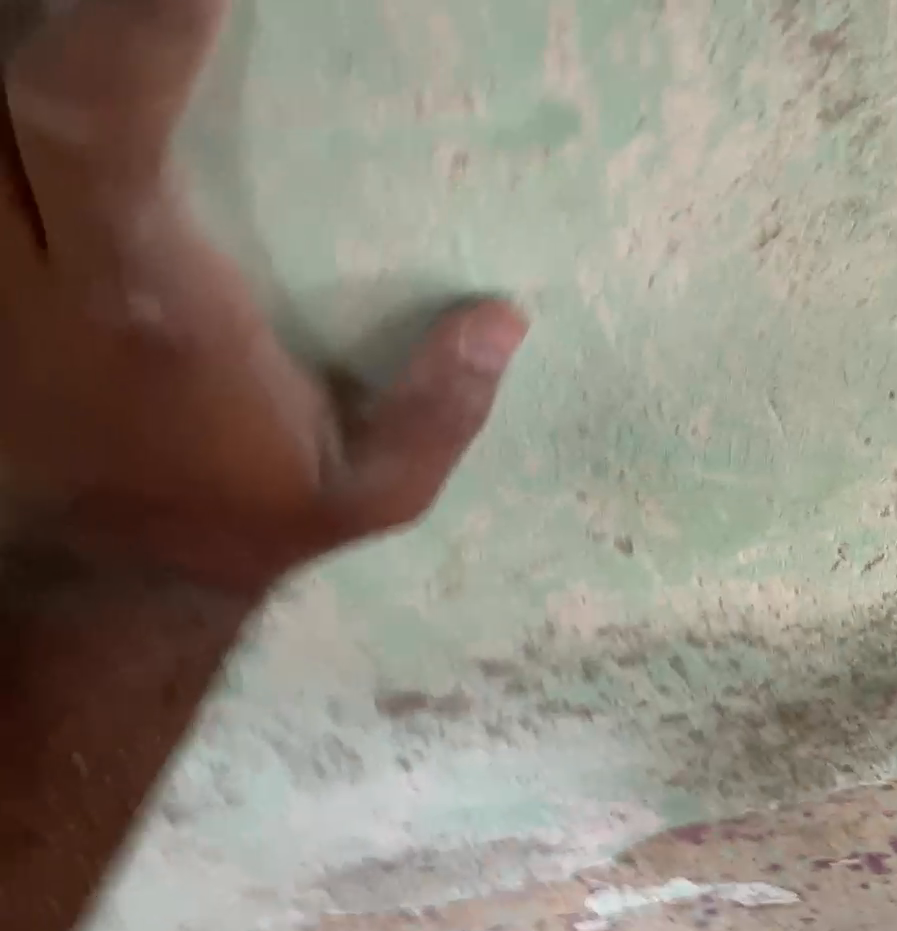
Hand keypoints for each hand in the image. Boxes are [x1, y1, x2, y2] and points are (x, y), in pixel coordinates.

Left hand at [0, 0, 526, 593]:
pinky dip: (34, 78)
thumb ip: (443, 411)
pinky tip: (82, 57)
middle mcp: (39, 261)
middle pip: (10, 74)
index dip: (130, 29)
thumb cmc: (257, 518)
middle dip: (90, 10)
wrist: (116, 564)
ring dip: (56, 36)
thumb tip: (503, 317)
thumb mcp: (382, 492)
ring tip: (163, 19)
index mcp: (150, 309)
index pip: (97, 128)